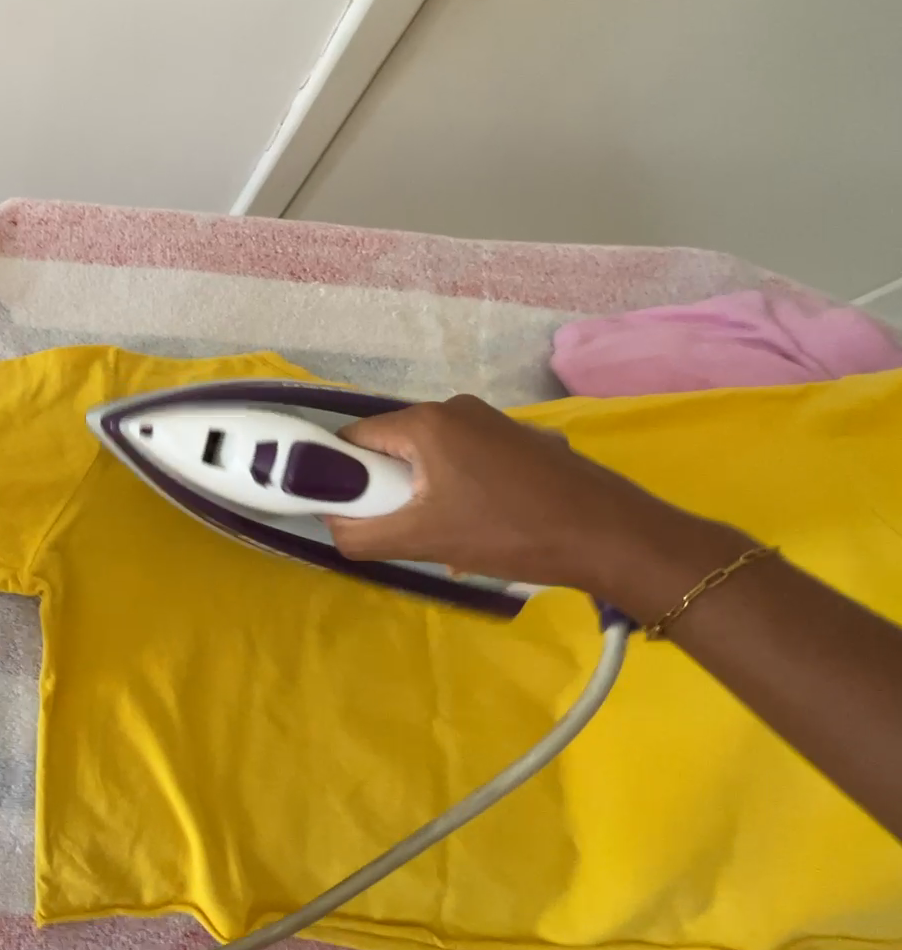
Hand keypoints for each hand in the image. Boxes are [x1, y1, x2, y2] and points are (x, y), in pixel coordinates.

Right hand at [321, 395, 751, 608]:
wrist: (620, 541)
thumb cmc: (510, 533)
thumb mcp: (419, 541)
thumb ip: (357, 534)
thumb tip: (331, 524)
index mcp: (425, 422)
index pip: (353, 439)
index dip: (340, 474)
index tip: (353, 509)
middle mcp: (456, 409)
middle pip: (391, 447)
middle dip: (387, 488)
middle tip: (403, 526)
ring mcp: (496, 421)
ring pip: (430, 456)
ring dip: (424, 492)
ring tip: (447, 531)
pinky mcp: (526, 440)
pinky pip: (467, 460)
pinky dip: (460, 487)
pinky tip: (486, 521)